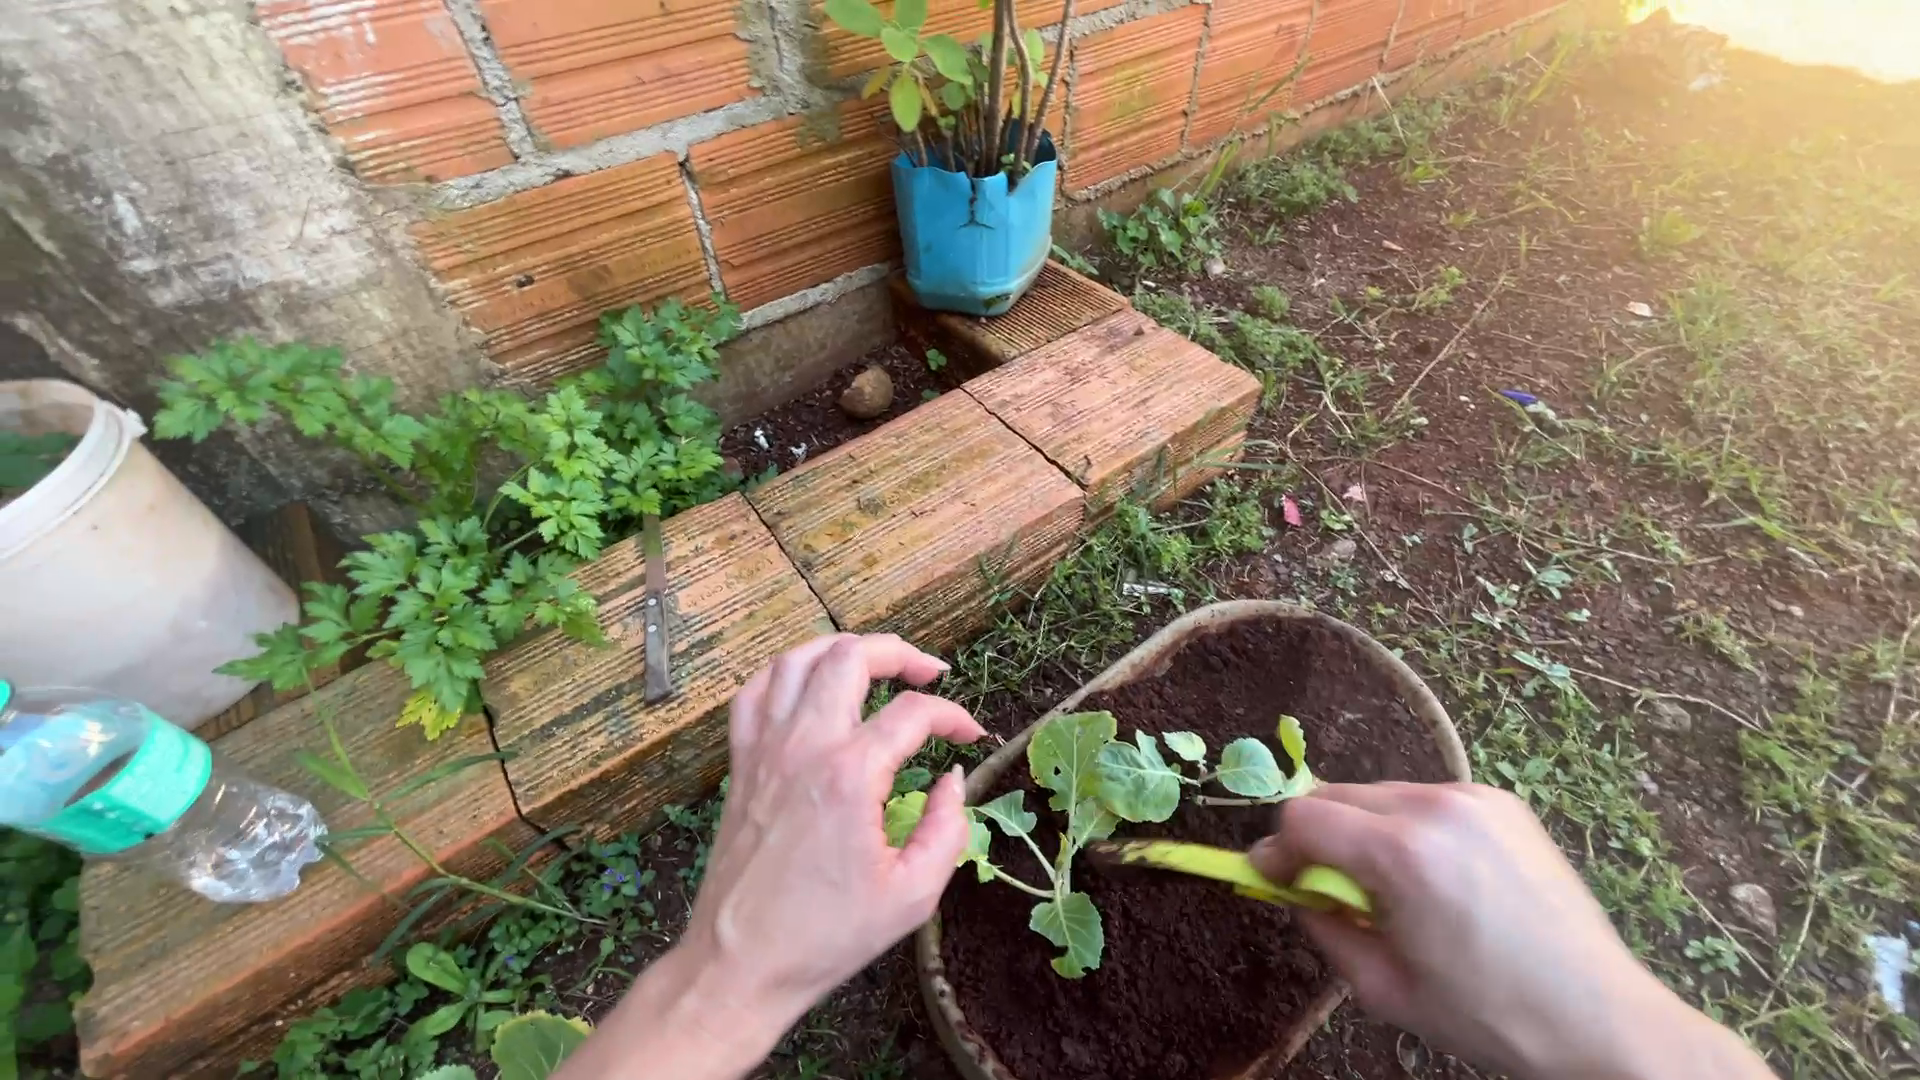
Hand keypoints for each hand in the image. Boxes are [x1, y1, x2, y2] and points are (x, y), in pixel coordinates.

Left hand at [688, 632, 985, 1010]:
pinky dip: (786, 672)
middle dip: (901, 653)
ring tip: (875, 663)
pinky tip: (809, 682)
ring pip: (799, 658)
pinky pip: (755, 690)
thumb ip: (949, 829)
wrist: (739, 964)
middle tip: (929, 671)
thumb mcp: (913, 895)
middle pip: (853, 657)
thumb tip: (954, 778)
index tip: (971, 733)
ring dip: (844, 649)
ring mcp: (765, 746)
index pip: (914, 713)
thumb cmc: (827, 935)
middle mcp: (804, 744)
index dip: (952, 715)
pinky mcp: (740, 760)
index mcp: (850, 775)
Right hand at [1251, 783, 1769, 1079]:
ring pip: (1374, 794)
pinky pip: (1419, 799)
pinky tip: (1438, 871)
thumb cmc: (1489, 1016)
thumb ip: (1319, 923)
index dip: (1279, 848)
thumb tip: (1287, 882)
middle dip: (1318, 837)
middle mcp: (1433, 806)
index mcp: (1402, 854)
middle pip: (1332, 796)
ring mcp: (1470, 796)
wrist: (1609, 1023)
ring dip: (1362, 830)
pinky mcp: (1497, 799)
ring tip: (1393, 883)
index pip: (1301, 816)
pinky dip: (1406, 826)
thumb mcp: (1381, 987)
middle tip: (1333, 885)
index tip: (1278, 878)